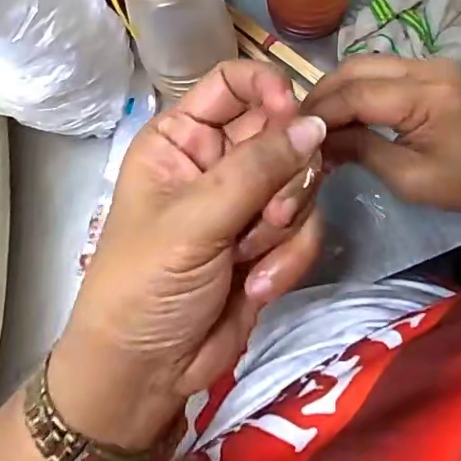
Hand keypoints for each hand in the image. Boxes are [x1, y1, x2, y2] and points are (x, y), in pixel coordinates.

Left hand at [49, 61, 327, 449]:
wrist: (145, 379)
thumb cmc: (145, 285)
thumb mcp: (194, 221)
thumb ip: (258, 169)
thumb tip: (316, 125)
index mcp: (183, 138)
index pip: (234, 82)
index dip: (268, 88)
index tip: (295, 112)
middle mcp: (219, 159)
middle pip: (281, 132)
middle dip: (284, 176)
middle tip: (271, 214)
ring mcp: (249, 199)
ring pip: (301, 179)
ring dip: (286, 223)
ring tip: (251, 258)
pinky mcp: (271, 238)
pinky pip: (306, 224)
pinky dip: (289, 257)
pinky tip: (258, 286)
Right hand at [301, 55, 460, 218]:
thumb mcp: (411, 179)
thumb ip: (362, 151)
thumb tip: (316, 140)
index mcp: (428, 94)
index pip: (359, 93)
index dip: (322, 111)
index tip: (292, 131)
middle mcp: (428, 66)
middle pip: (359, 67)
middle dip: (324, 93)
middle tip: (298, 124)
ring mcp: (431, 62)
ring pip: (368, 63)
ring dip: (338, 88)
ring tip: (316, 120)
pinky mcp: (431, 68)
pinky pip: (383, 70)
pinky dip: (358, 87)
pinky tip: (344, 111)